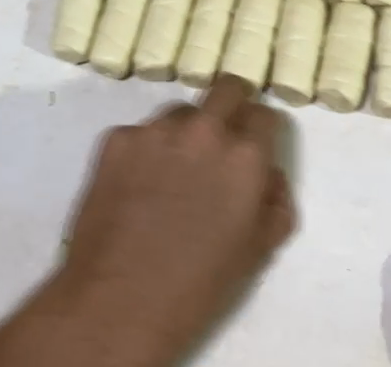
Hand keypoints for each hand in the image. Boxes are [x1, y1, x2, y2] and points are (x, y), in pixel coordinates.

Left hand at [54, 74, 296, 362]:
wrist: (118, 303)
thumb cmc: (198, 286)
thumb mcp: (259, 250)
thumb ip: (275, 200)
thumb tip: (268, 173)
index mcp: (245, 156)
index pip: (265, 114)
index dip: (261, 132)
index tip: (253, 147)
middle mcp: (203, 130)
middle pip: (227, 87)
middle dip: (231, 105)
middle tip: (220, 139)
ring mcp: (154, 130)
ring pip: (179, 112)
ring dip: (183, 133)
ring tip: (170, 175)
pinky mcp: (115, 139)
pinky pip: (139, 134)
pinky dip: (143, 153)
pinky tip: (136, 188)